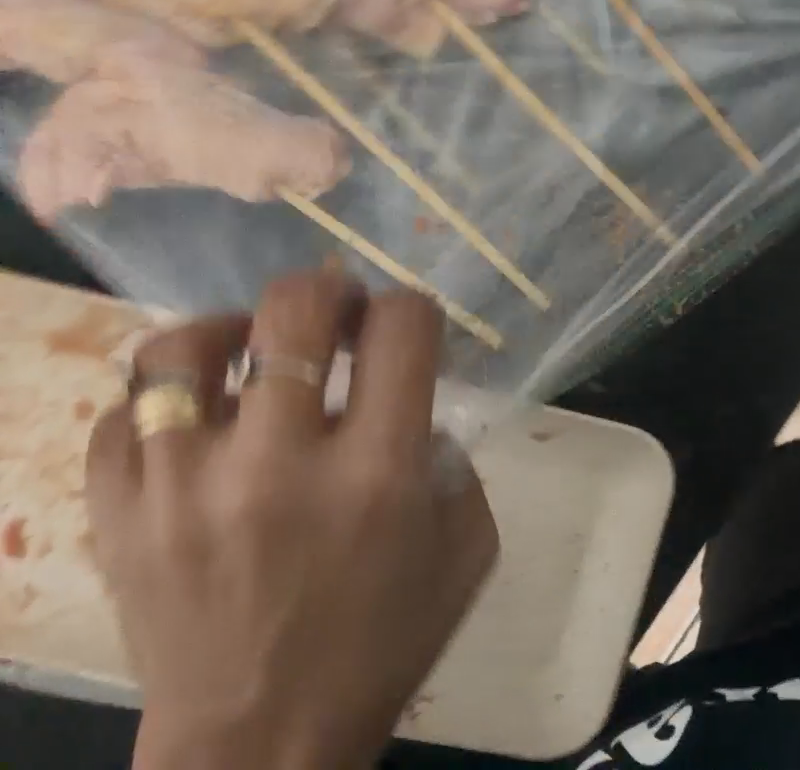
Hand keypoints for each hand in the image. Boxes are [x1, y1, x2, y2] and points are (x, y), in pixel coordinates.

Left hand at [86, 270, 498, 769]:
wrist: (261, 738)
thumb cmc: (388, 637)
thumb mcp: (467, 545)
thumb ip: (454, 465)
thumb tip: (416, 417)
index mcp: (382, 469)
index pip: (402, 332)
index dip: (413, 309)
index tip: (409, 326)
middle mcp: (280, 460)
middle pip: (291, 315)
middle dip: (327, 290)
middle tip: (338, 308)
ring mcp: (183, 486)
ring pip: (179, 349)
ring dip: (230, 331)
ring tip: (250, 347)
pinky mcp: (115, 517)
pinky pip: (118, 415)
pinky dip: (163, 398)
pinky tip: (196, 415)